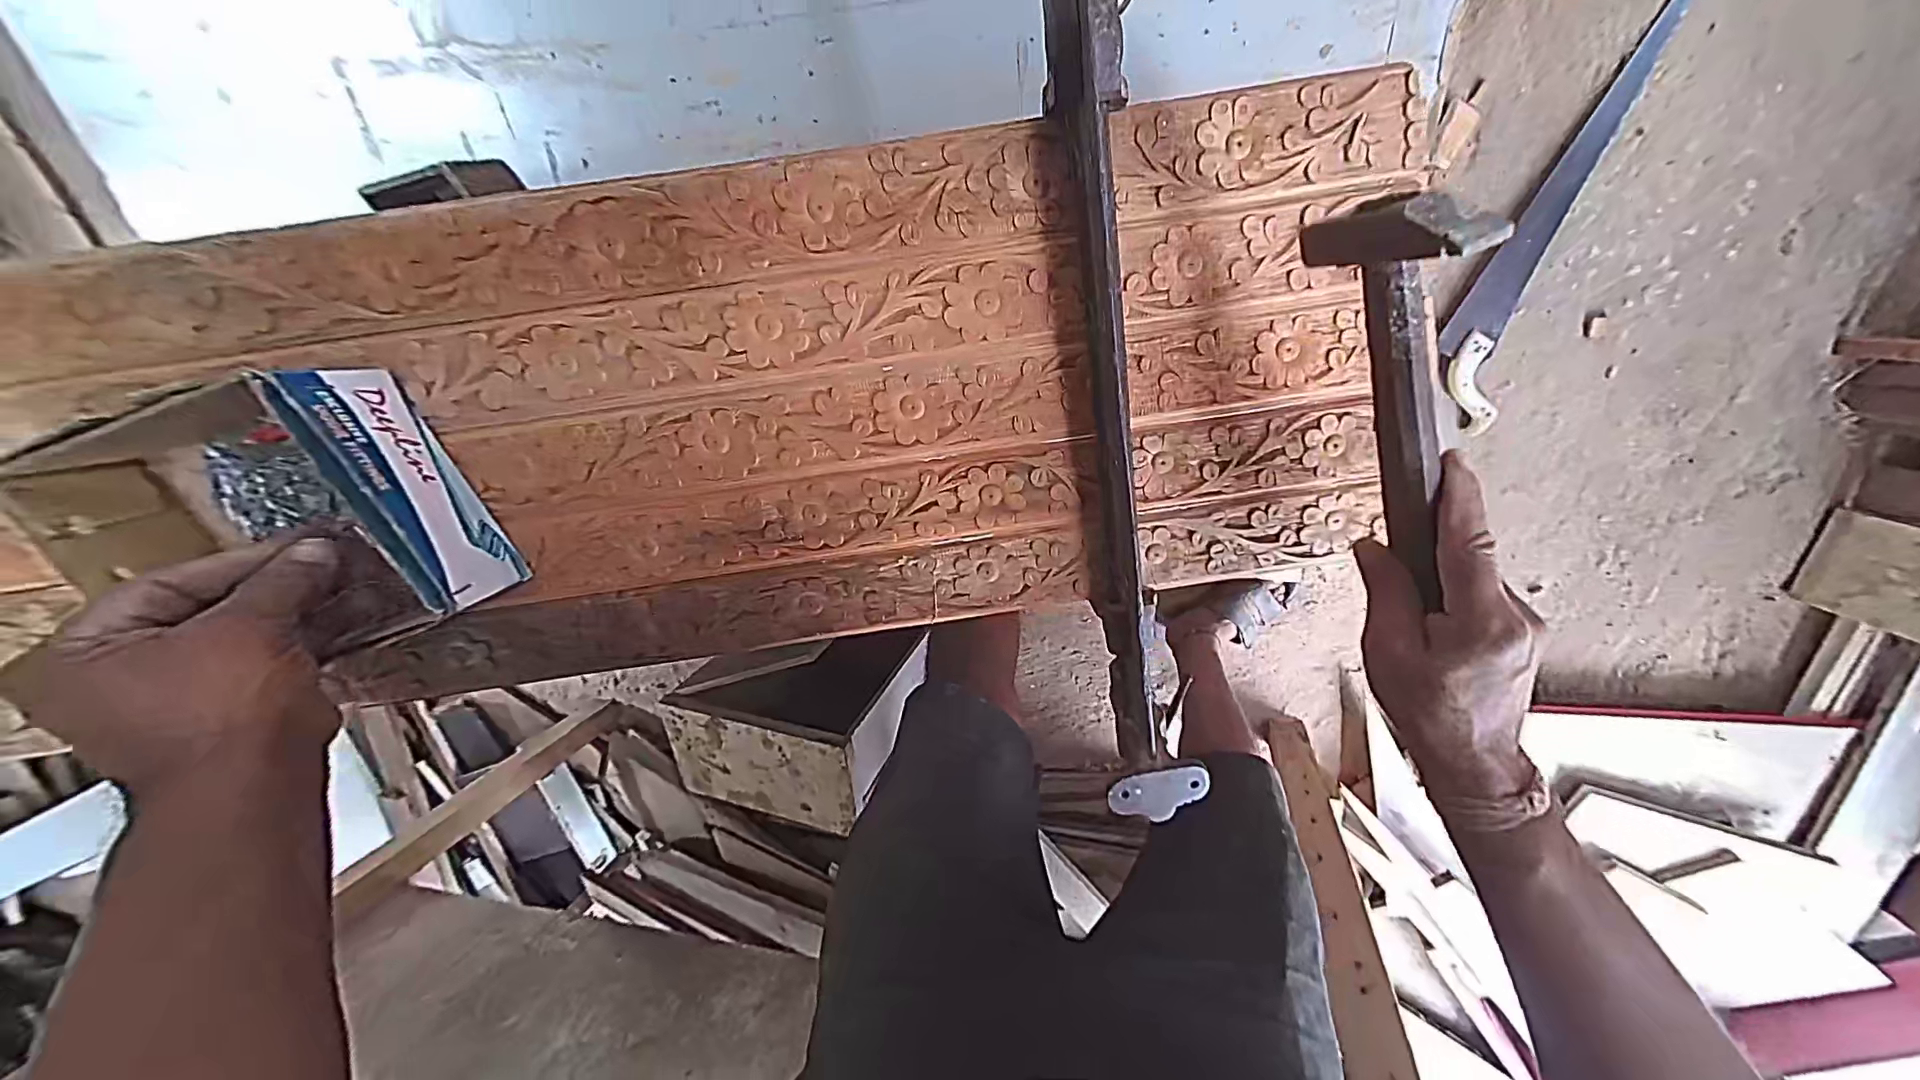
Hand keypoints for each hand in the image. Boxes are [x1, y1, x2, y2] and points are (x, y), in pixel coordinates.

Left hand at [3, 538, 342, 796]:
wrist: (254, 783)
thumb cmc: (220, 717)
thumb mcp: (250, 627)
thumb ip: (282, 581)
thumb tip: (312, 550)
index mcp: (89, 654)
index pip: (172, 584)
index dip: (243, 561)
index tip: (297, 546)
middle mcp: (127, 677)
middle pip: (218, 610)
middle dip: (285, 587)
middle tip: (329, 563)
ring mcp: (186, 698)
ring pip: (256, 637)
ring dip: (309, 612)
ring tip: (352, 588)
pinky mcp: (238, 712)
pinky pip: (276, 662)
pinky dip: (312, 642)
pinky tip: (351, 622)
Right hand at [1352, 451, 1543, 799]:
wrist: (1472, 761)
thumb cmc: (1426, 713)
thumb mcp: (1386, 650)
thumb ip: (1385, 591)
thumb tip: (1374, 547)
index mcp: (1482, 620)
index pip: (1469, 543)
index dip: (1459, 499)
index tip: (1452, 463)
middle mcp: (1516, 616)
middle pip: (1467, 559)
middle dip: (1428, 557)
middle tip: (1397, 581)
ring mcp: (1526, 625)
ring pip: (1472, 580)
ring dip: (1438, 585)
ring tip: (1413, 626)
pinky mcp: (1523, 633)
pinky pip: (1481, 596)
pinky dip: (1453, 598)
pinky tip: (1433, 630)